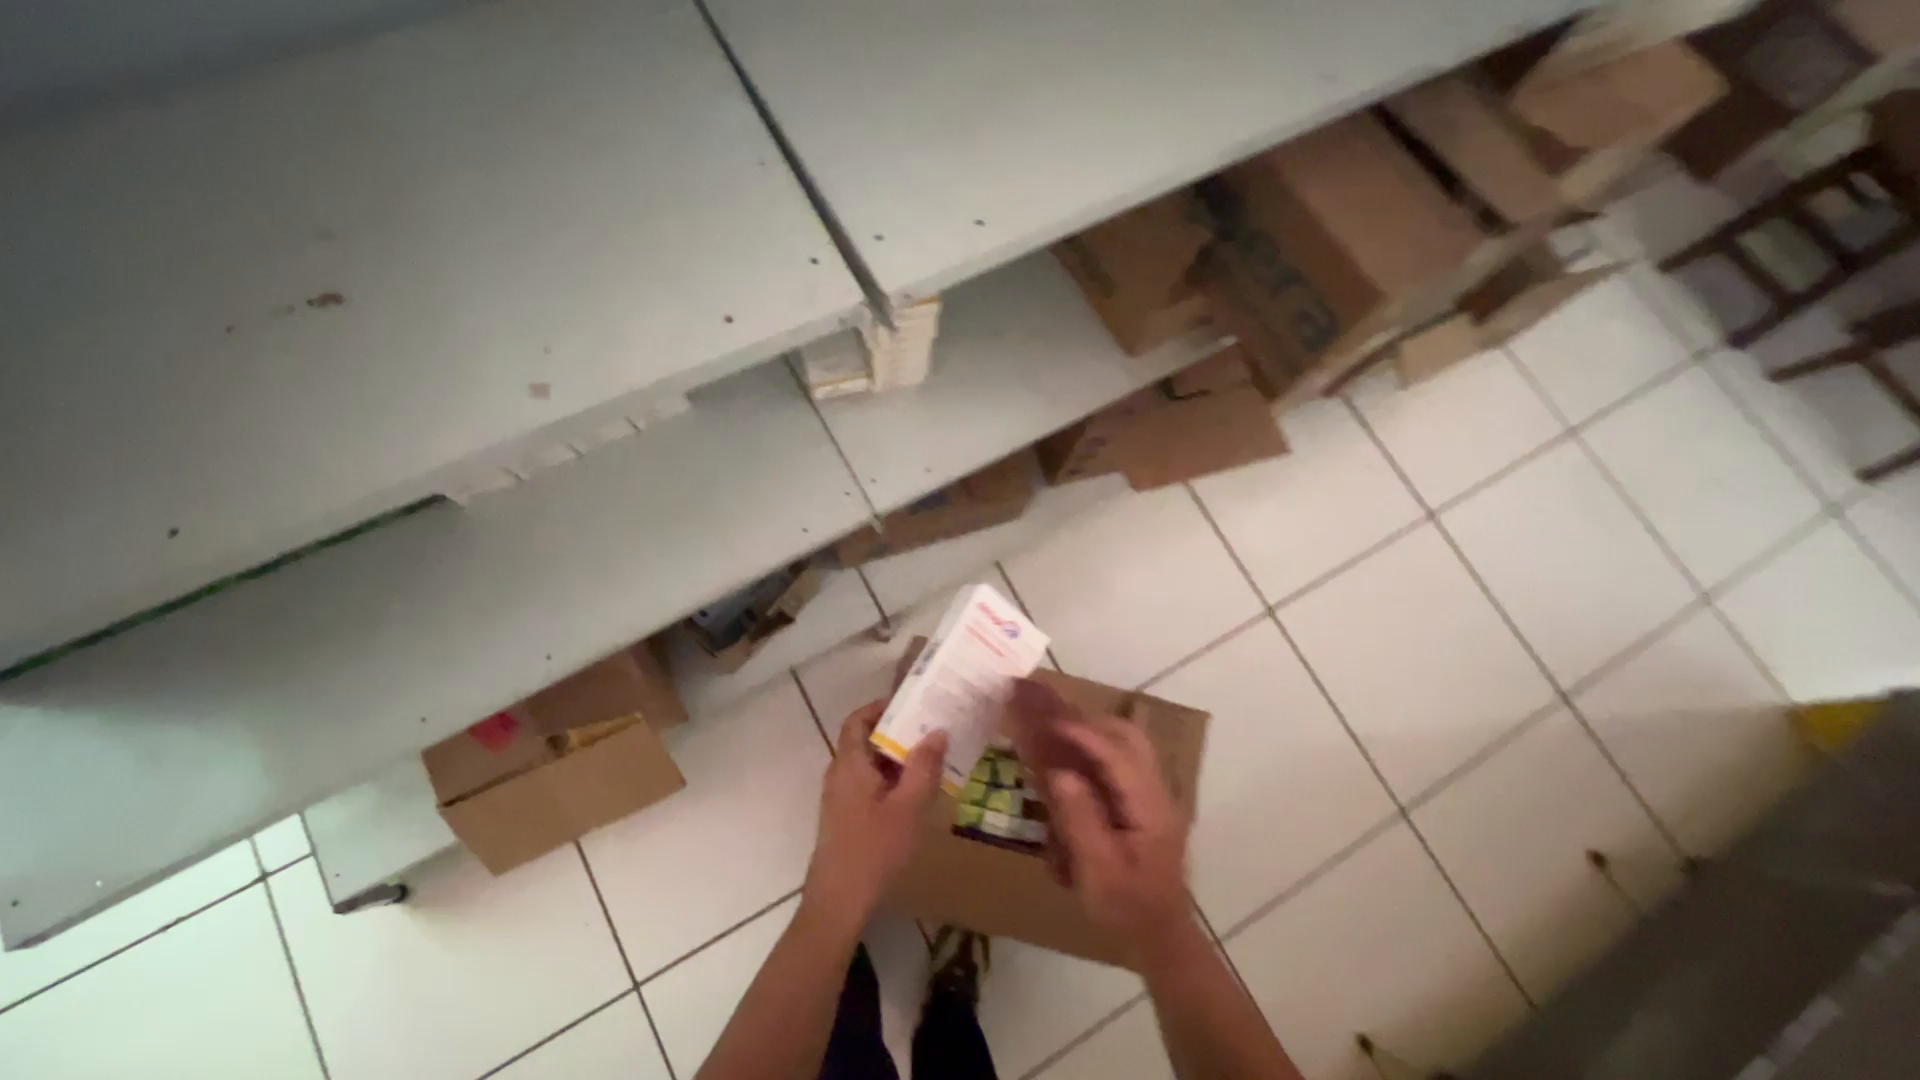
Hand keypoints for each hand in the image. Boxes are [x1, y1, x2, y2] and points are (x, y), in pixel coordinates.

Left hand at [801, 702, 947, 935]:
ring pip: (868, 765)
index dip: (881, 706)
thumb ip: (923, 766)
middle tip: (932, 730)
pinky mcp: (844, 819)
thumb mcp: (909, 806)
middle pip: (864, 740)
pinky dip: (890, 781)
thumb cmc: (874, 849)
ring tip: (931, 760)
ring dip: (896, 759)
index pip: (858, 719)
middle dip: (896, 732)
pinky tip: (916, 796)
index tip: (912, 704)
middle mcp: (839, 774)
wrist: (839, 901)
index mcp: (849, 764)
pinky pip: (868, 786)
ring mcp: (839, 798)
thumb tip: (937, 731)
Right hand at [1007, 680, 1194, 965]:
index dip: (1081, 733)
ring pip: (1127, 747)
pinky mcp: (1143, 807)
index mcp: (1149, 806)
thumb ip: (1079, 818)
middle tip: (1050, 723)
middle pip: (1129, 737)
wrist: (1159, 938)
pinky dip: (1096, 755)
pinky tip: (1070, 765)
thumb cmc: (1126, 908)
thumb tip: (1060, 774)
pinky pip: (1121, 766)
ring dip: (1093, 736)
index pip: (1116, 753)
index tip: (1048, 720)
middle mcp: (1156, 792)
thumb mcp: (1098, 869)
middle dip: (1089, 723)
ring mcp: (1153, 798)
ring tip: (1057, 736)